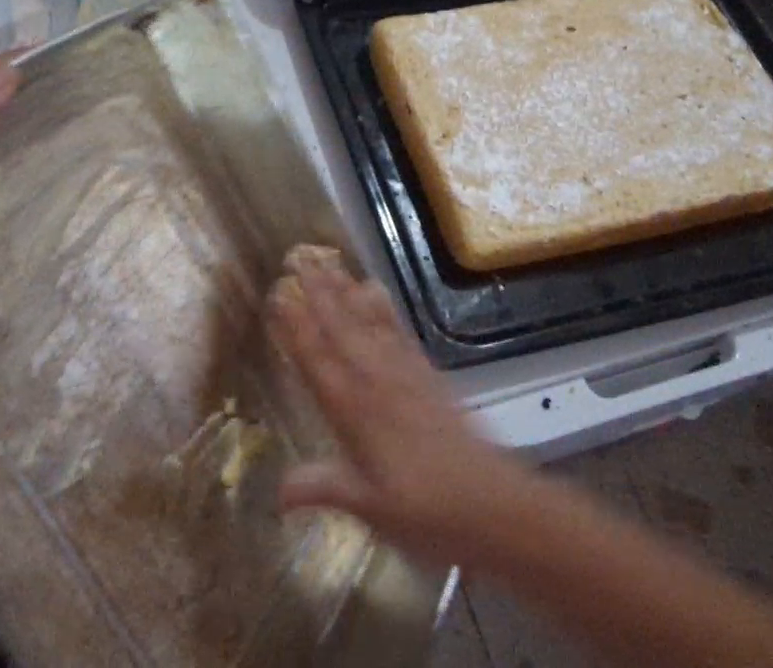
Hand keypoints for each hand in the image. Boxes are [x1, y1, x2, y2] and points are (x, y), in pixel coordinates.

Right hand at [267, 246, 529, 564]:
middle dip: (318, 294)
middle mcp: (377, 383)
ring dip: (347, 291)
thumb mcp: (369, 507)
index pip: (317, 361)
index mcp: (355, 411)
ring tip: (330, 262)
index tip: (276, 294)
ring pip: (369, 323)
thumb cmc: (428, 513)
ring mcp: (406, 375)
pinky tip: (376, 290)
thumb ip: (323, 488)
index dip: (294, 327)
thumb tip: (275, 493)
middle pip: (342, 330)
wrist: (497, 507)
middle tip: (299, 258)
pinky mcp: (429, 376)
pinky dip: (384, 308)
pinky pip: (399, 332)